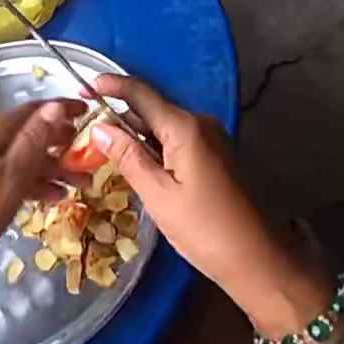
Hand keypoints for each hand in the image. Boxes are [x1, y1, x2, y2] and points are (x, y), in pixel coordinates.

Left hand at [0, 99, 85, 273]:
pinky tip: (55, 197)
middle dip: (64, 142)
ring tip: (81, 183)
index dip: (65, 109)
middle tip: (91, 155)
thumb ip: (35, 139)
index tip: (91, 111)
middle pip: (33, 131)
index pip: (37, 109)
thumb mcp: (11, 174)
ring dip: (55, 166)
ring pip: (26, 155)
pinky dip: (36, 181)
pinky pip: (15, 174)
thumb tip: (57, 104)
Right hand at [87, 76, 325, 331]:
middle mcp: (200, 123)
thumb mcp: (159, 196)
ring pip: (164, 126)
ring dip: (135, 134)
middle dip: (119, 116)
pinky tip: (137, 163)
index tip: (84, 86)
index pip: (141, 94)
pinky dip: (154, 147)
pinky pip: (178, 140)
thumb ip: (128, 158)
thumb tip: (100, 127)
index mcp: (185, 127)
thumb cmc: (206, 229)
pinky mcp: (216, 154)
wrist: (260, 258)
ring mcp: (211, 138)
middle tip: (84, 130)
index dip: (111, 86)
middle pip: (152, 109)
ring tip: (102, 148)